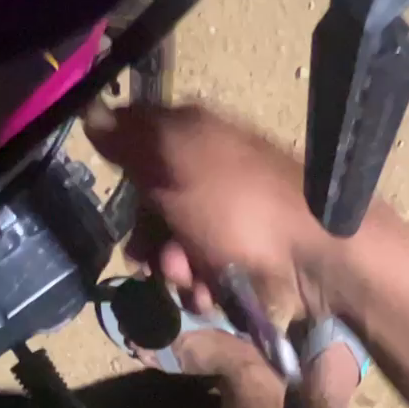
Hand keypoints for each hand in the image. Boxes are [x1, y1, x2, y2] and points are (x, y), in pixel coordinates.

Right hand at [83, 102, 331, 315]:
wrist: (315, 254)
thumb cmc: (239, 205)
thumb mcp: (176, 163)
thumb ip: (132, 141)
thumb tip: (93, 114)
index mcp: (191, 136)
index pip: (136, 148)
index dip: (123, 180)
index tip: (121, 206)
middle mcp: (207, 172)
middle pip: (152, 208)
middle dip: (149, 241)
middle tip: (158, 260)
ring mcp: (227, 216)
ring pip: (176, 247)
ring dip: (175, 271)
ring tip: (194, 281)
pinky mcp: (243, 253)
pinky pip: (205, 271)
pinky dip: (204, 285)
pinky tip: (212, 293)